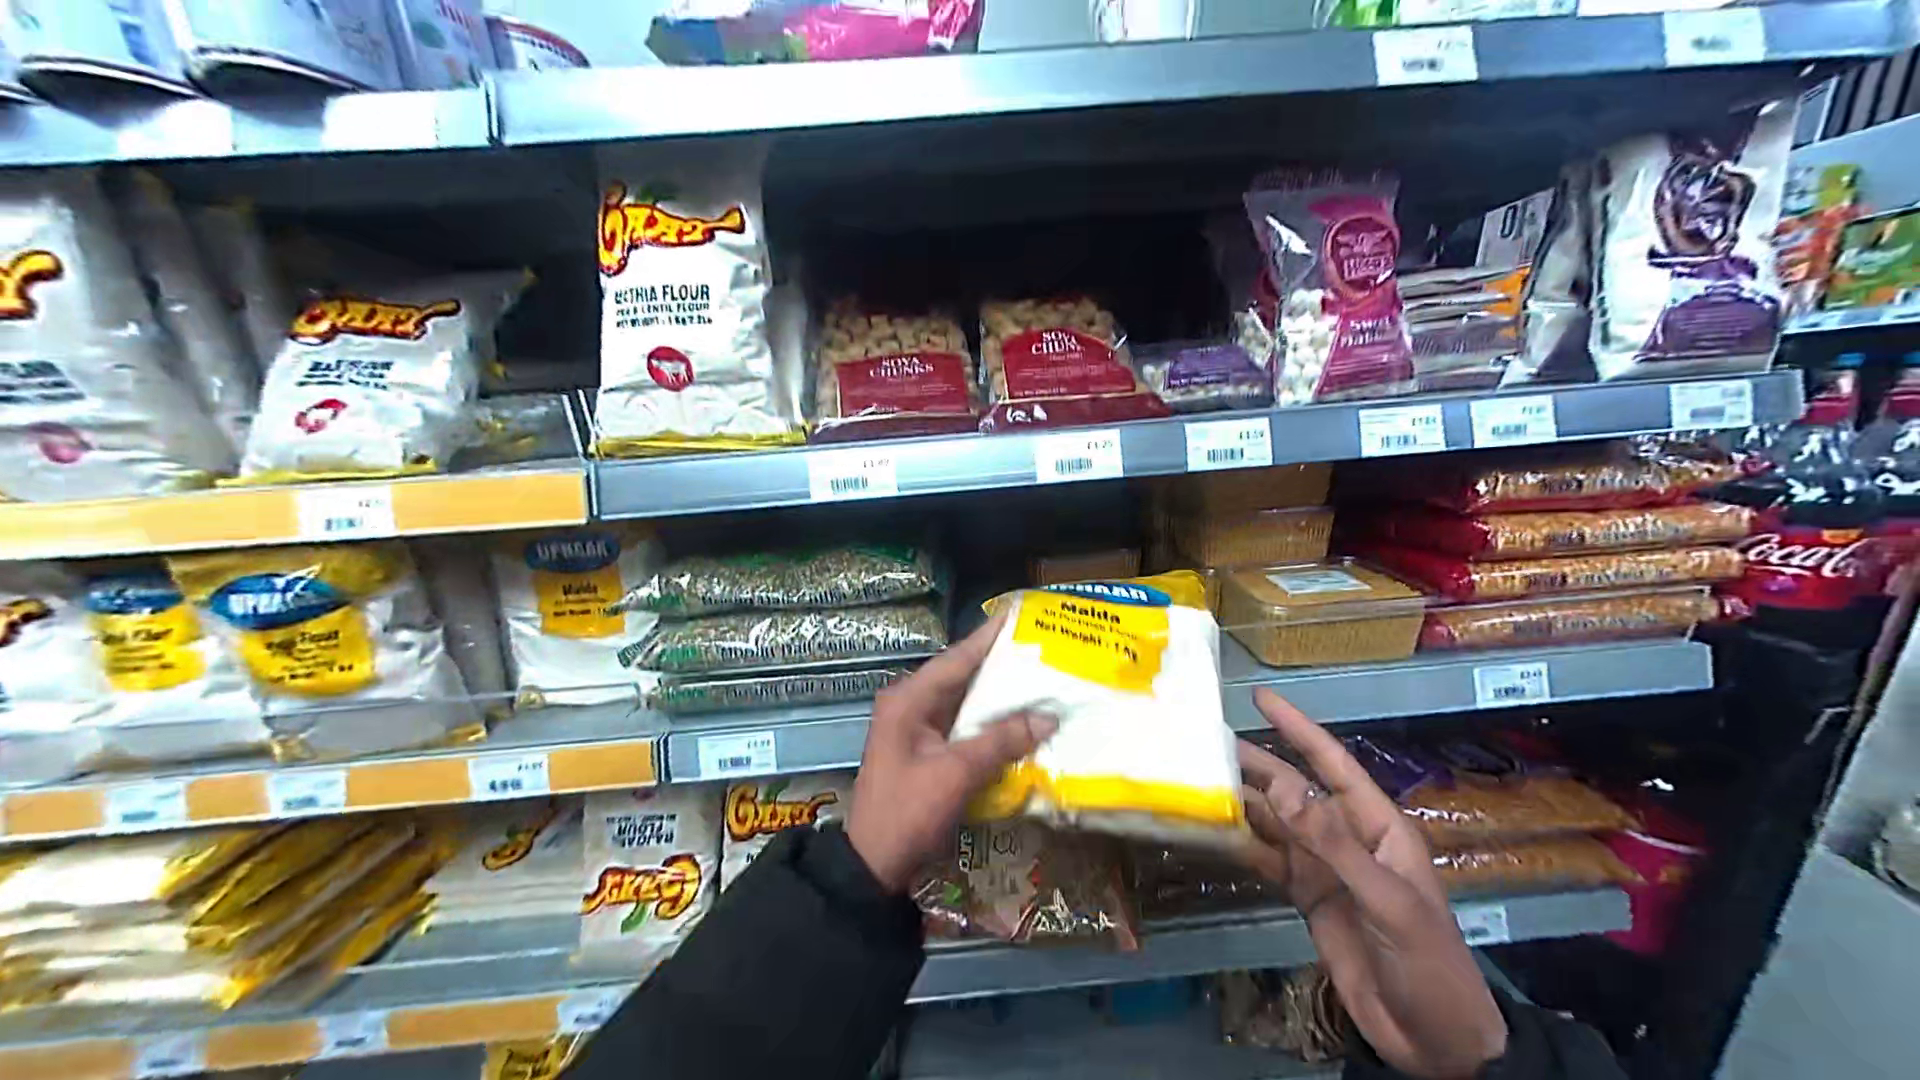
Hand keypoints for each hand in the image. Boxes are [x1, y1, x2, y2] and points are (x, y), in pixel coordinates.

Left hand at [846, 614, 1055, 892]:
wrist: (873, 865)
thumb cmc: (908, 812)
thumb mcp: (956, 774)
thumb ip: (1001, 741)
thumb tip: (1047, 717)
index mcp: (909, 699)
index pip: (956, 659)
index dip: (988, 638)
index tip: (1018, 615)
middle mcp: (911, 705)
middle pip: (962, 676)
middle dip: (1000, 665)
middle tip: (1041, 648)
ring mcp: (917, 728)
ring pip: (964, 702)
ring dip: (997, 696)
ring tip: (1039, 678)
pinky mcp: (926, 749)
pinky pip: (963, 726)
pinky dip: (989, 723)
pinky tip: (1019, 720)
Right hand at [1236, 688, 1507, 1079]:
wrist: (1433, 1041)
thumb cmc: (1427, 962)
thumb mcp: (1386, 900)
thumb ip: (1331, 843)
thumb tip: (1281, 786)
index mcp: (1375, 826)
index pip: (1331, 763)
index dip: (1298, 728)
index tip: (1261, 698)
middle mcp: (1343, 835)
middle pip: (1291, 788)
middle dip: (1252, 764)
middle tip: (1205, 743)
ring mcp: (1321, 864)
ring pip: (1272, 821)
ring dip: (1240, 802)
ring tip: (1198, 781)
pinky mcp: (1303, 893)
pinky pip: (1265, 858)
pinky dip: (1240, 844)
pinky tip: (1212, 832)